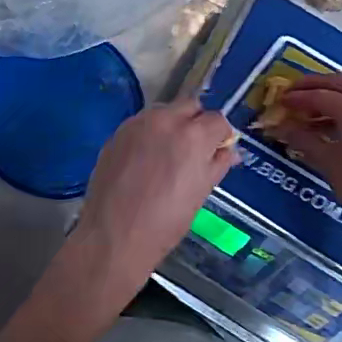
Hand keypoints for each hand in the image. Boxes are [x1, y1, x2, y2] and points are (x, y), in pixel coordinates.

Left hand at [60, 98, 238, 308]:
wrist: (113, 234)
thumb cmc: (165, 221)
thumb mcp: (200, 193)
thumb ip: (216, 164)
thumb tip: (228, 151)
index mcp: (192, 135)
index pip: (218, 120)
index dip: (220, 136)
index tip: (216, 151)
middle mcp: (162, 121)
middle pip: (189, 107)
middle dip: (196, 123)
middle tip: (193, 151)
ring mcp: (134, 126)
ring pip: (162, 113)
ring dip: (170, 126)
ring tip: (167, 157)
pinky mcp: (114, 136)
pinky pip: (138, 126)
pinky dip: (147, 135)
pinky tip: (144, 161)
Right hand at [271, 73, 341, 236]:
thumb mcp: (328, 164)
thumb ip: (303, 140)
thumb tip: (282, 128)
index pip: (321, 95)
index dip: (297, 97)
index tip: (280, 101)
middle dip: (316, 85)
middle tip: (295, 92)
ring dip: (335, 96)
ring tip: (314, 112)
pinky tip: (340, 125)